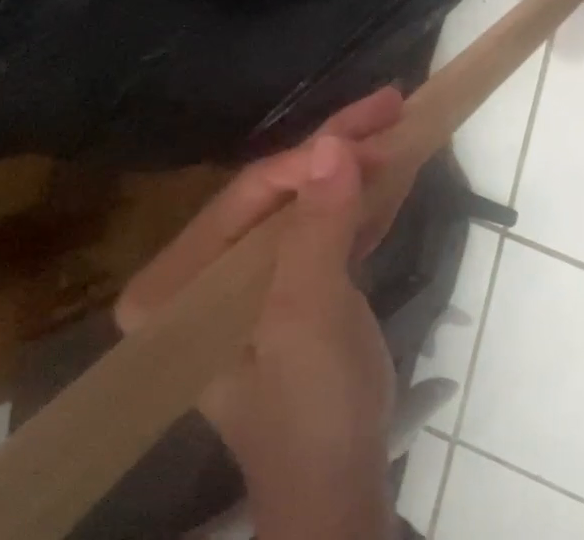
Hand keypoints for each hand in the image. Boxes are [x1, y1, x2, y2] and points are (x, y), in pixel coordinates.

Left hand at [116, 88, 404, 539]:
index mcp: (177, 287)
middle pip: (279, 193)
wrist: (338, 477)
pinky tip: (396, 174)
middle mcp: (202, 279)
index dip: (315, 157)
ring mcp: (249, 286)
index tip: (382, 130)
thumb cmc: (311, 403)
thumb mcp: (311, 313)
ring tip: (405, 125)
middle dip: (340, 151)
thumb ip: (317, 227)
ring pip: (307, 206)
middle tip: (398, 105)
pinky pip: (326, 232)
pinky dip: (363, 204)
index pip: (249, 195)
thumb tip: (334, 143)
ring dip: (357, 169)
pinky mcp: (291, 294)